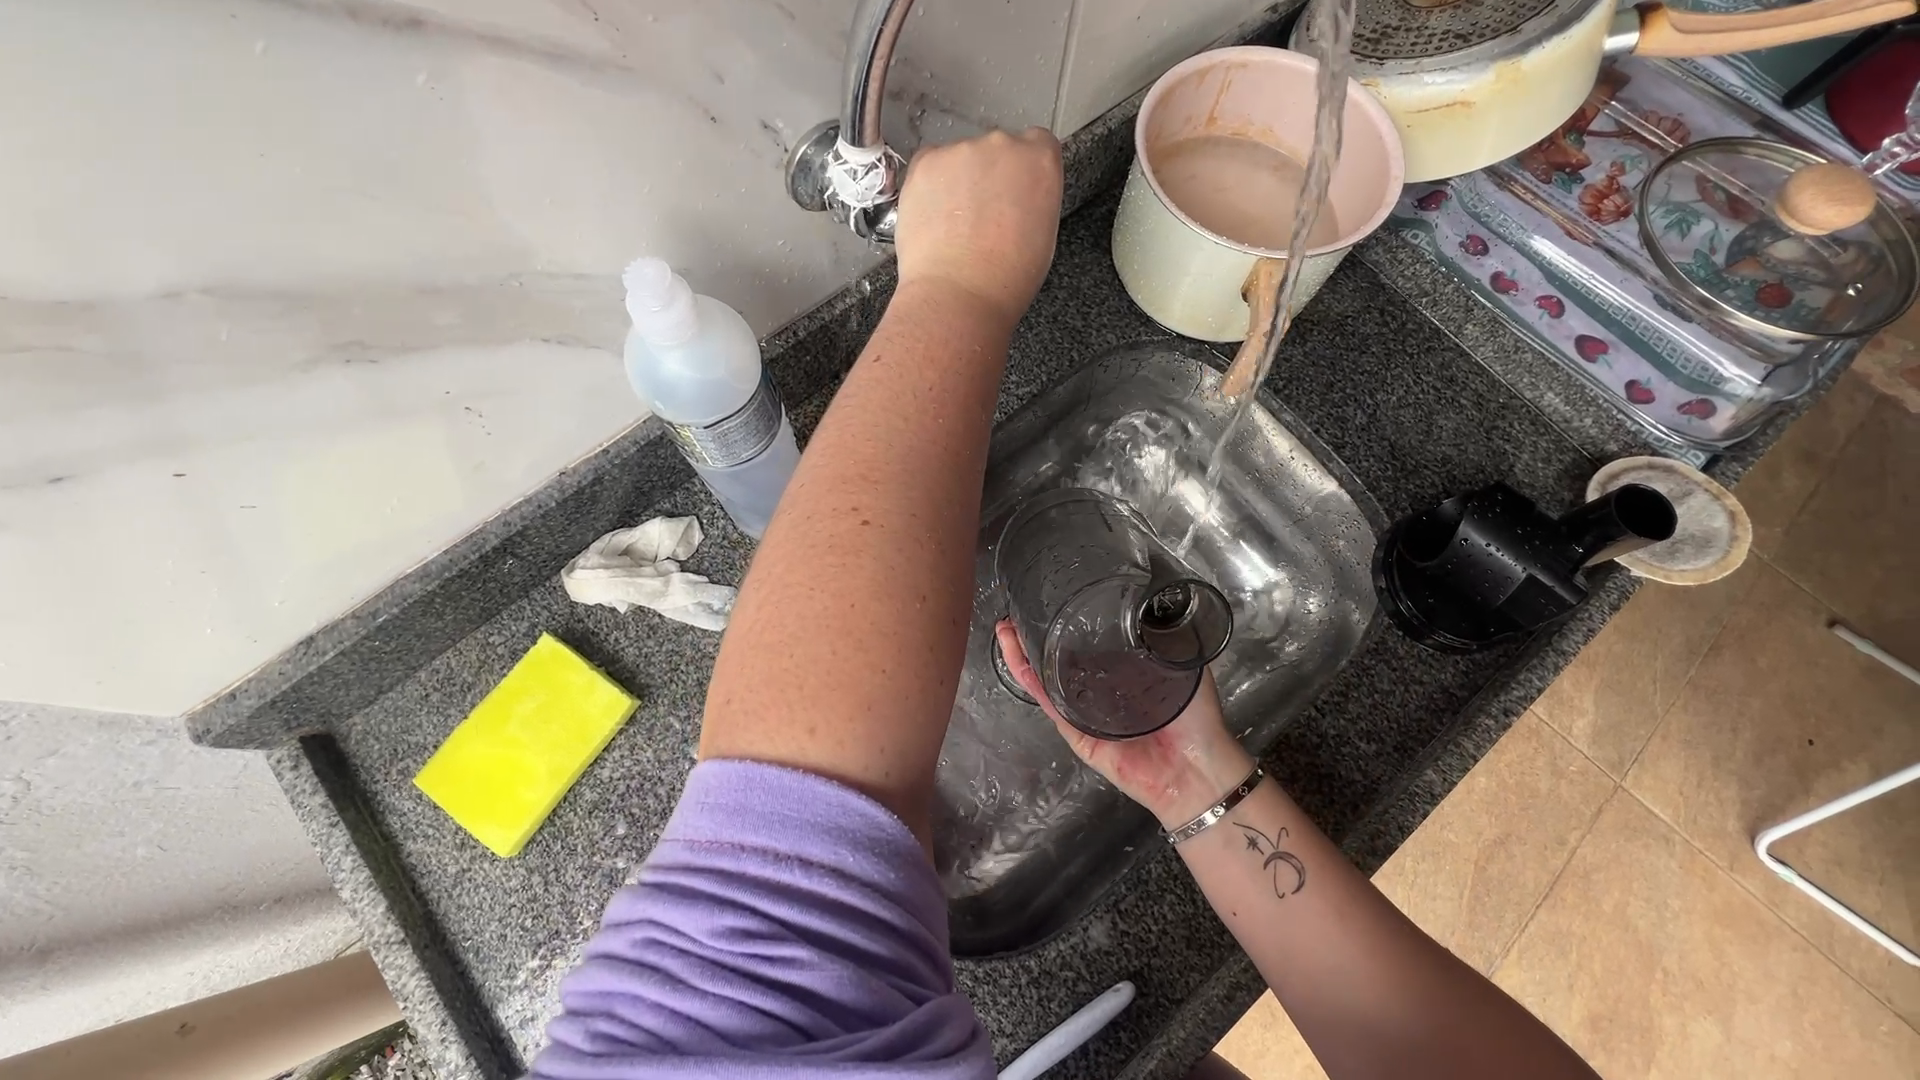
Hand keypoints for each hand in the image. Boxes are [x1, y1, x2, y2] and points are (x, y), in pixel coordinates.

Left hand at [894, 128, 1062, 330]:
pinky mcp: (927, 163)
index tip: (1013, 190)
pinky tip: (935, 222)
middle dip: (988, 176)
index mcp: (1042, 163)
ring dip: (957, 182)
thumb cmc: (1004, 280)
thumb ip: (1033, 200)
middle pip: (996, 149)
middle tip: (981, 219)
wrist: (960, 295)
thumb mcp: (1042, 235)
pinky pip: (929, 166)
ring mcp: (962, 151)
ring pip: (960, 159)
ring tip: (954, 228)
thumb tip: (1017, 198)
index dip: (1022, 171)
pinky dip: (929, 188)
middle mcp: (1004, 146)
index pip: (1036, 144)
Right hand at [994, 619, 1255, 829]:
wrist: (1195, 770)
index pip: (1090, 644)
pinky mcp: (1075, 732)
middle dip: (1037, 635)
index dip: (1069, 622)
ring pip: (1045, 678)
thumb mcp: (1185, 667)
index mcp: (1125, 674)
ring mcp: (1083, 712)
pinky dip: (1030, 679)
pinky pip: (1048, 702)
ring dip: (1023, 654)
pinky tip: (1016, 657)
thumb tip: (1152, 603)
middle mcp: (1100, 690)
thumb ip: (1168, 641)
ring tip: (1006, 628)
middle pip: (1060, 659)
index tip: (1053, 598)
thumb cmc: (1196, 719)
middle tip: (1019, 610)